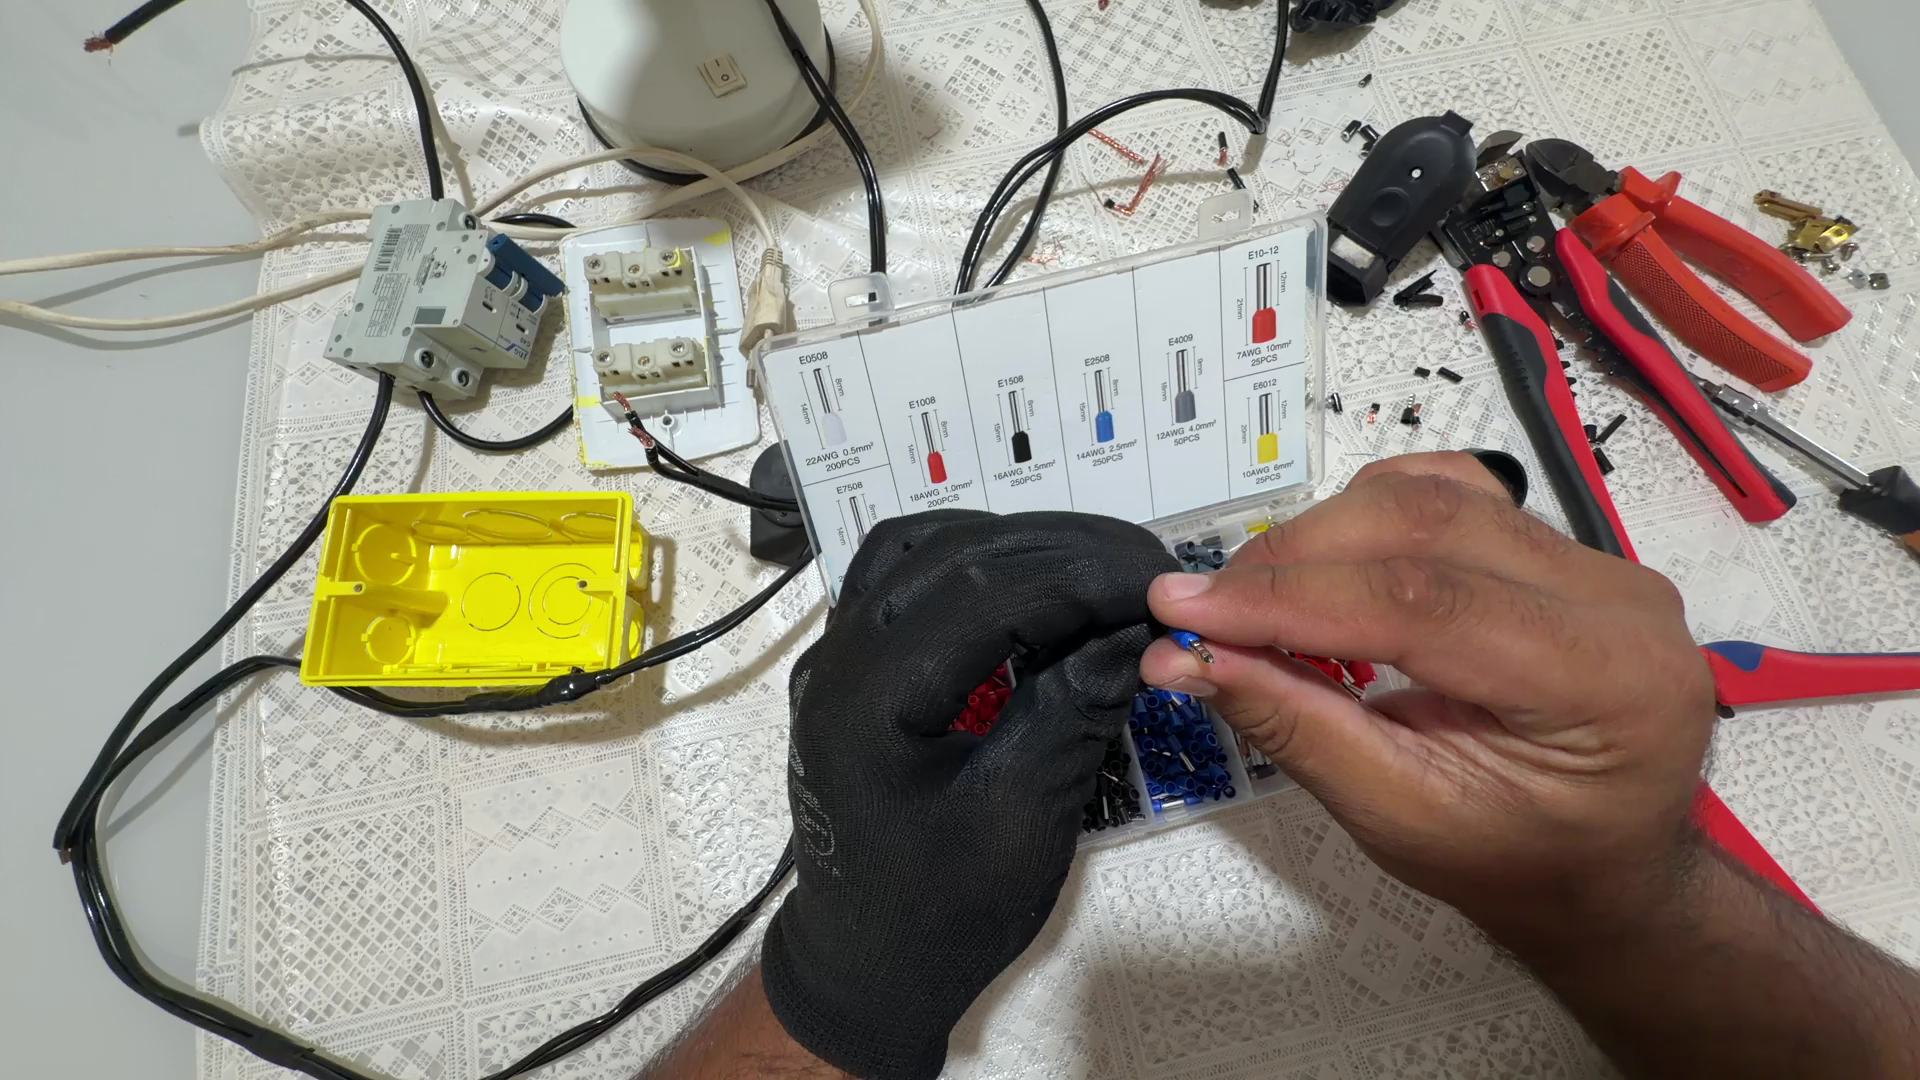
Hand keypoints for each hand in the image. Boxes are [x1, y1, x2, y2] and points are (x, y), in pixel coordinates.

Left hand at [763, 510, 1174, 1079]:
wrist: (864, 958)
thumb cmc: (942, 911)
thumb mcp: (1023, 819)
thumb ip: (1076, 707)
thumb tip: (1139, 625)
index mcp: (870, 701)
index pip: (986, 595)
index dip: (1082, 575)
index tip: (1158, 578)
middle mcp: (837, 656)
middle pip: (954, 555)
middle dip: (1060, 548)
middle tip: (1142, 563)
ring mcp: (835, 650)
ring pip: (923, 545)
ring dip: (1012, 540)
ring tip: (1090, 564)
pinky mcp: (851, 656)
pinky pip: (904, 571)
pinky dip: (969, 556)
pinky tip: (1021, 577)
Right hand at [1140, 453, 1717, 936]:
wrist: (1597, 861)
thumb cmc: (1506, 856)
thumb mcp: (1388, 811)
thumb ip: (1285, 721)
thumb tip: (1175, 658)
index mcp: (1599, 679)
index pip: (1414, 602)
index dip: (1281, 599)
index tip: (1177, 609)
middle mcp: (1607, 594)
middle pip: (1414, 525)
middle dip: (1284, 560)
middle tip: (1200, 608)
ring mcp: (1581, 557)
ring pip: (1418, 495)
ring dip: (1310, 536)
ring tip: (1252, 595)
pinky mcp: (1542, 543)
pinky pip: (1435, 490)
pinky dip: (1355, 513)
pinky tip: (1323, 562)